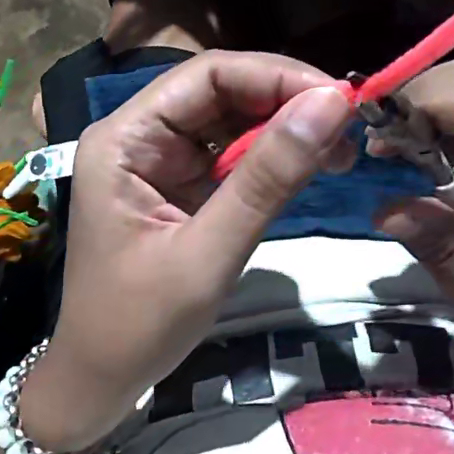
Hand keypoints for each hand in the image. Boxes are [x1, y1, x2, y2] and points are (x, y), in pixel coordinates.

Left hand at [33, 51, 354, 447]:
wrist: (103, 378)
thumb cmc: (141, 323)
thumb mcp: (209, 252)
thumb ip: (267, 179)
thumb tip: (330, 106)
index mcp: (124, 140)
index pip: (206, 76)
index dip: (276, 76)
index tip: (339, 100)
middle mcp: (138, 138)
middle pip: (220, 92)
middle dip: (286, 103)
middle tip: (350, 130)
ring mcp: (158, 163)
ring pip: (229, 122)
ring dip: (285, 130)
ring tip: (340, 150)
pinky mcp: (178, 188)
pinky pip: (229, 158)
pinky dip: (270, 160)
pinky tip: (308, 166)